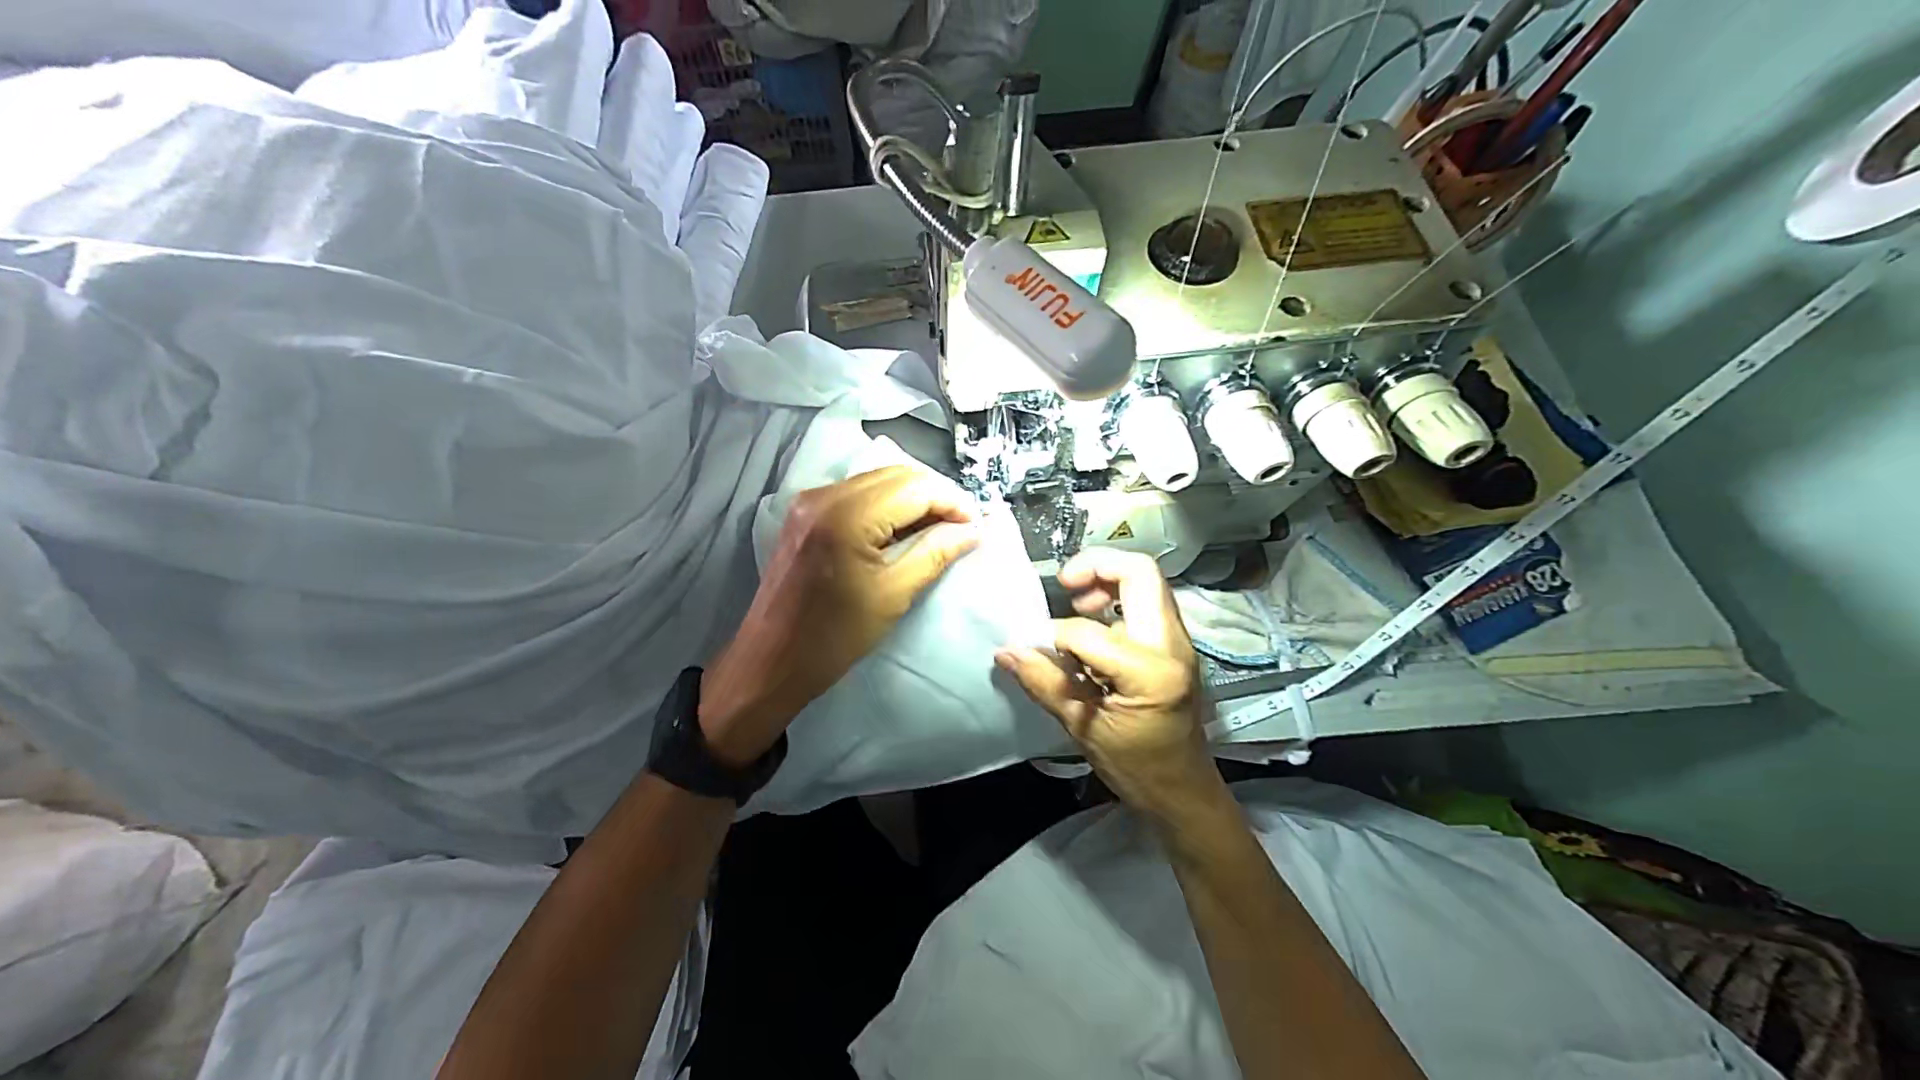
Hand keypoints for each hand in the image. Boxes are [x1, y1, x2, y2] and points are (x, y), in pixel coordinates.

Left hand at [700, 466, 979, 765]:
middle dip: (935, 496)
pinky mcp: (804, 513)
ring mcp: (810, 501)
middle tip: (961, 529)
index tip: (975, 527)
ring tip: (937, 531)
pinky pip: (857, 493)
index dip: (952, 501)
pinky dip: (886, 505)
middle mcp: (824, 495)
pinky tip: (902, 531)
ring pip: (878, 479)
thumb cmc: (834, 637)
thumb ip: (936, 553)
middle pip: (897, 474)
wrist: (771, 661)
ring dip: (912, 499)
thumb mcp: (894, 595)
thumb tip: (972, 531)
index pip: (916, 486)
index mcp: (847, 515)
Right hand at [995, 548, 1222, 823]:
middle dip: (1094, 567)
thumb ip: (1044, 683)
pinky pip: (1145, 602)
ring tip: (1076, 603)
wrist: (1184, 792)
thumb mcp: (1083, 729)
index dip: (1053, 636)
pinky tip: (1092, 627)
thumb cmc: (1137, 768)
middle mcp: (1172, 645)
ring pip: (1146, 582)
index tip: (1035, 650)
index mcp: (1150, 671)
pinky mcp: (1174, 645)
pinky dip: (1115, 599)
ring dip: (1107, 580)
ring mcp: (1178, 641)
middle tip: (1063, 584)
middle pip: (1139, 572)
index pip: (1087, 630)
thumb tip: (1007, 650)